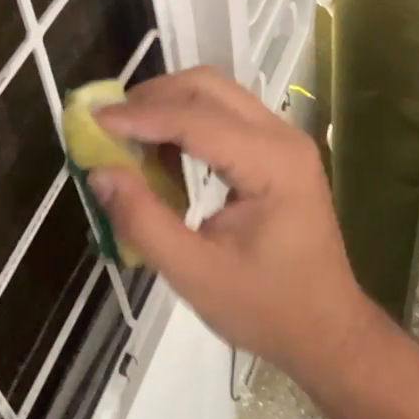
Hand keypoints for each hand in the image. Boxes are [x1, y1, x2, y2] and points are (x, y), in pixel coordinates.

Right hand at [87, 67, 384, 381]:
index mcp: (272, 164)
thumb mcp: (195, 274)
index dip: (140, 117)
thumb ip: (143, 221)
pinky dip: (184, 122)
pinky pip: (223, 116)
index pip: (195, 118)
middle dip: (151, 98)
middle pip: (207, 87)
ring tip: (126, 138)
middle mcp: (282, 138)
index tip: (92, 122)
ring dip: (167, 105)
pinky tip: (159, 154)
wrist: (327, 332)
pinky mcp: (275, 152)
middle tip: (108, 125)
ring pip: (215, 94)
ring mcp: (282, 141)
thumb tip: (99, 172)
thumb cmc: (266, 308)